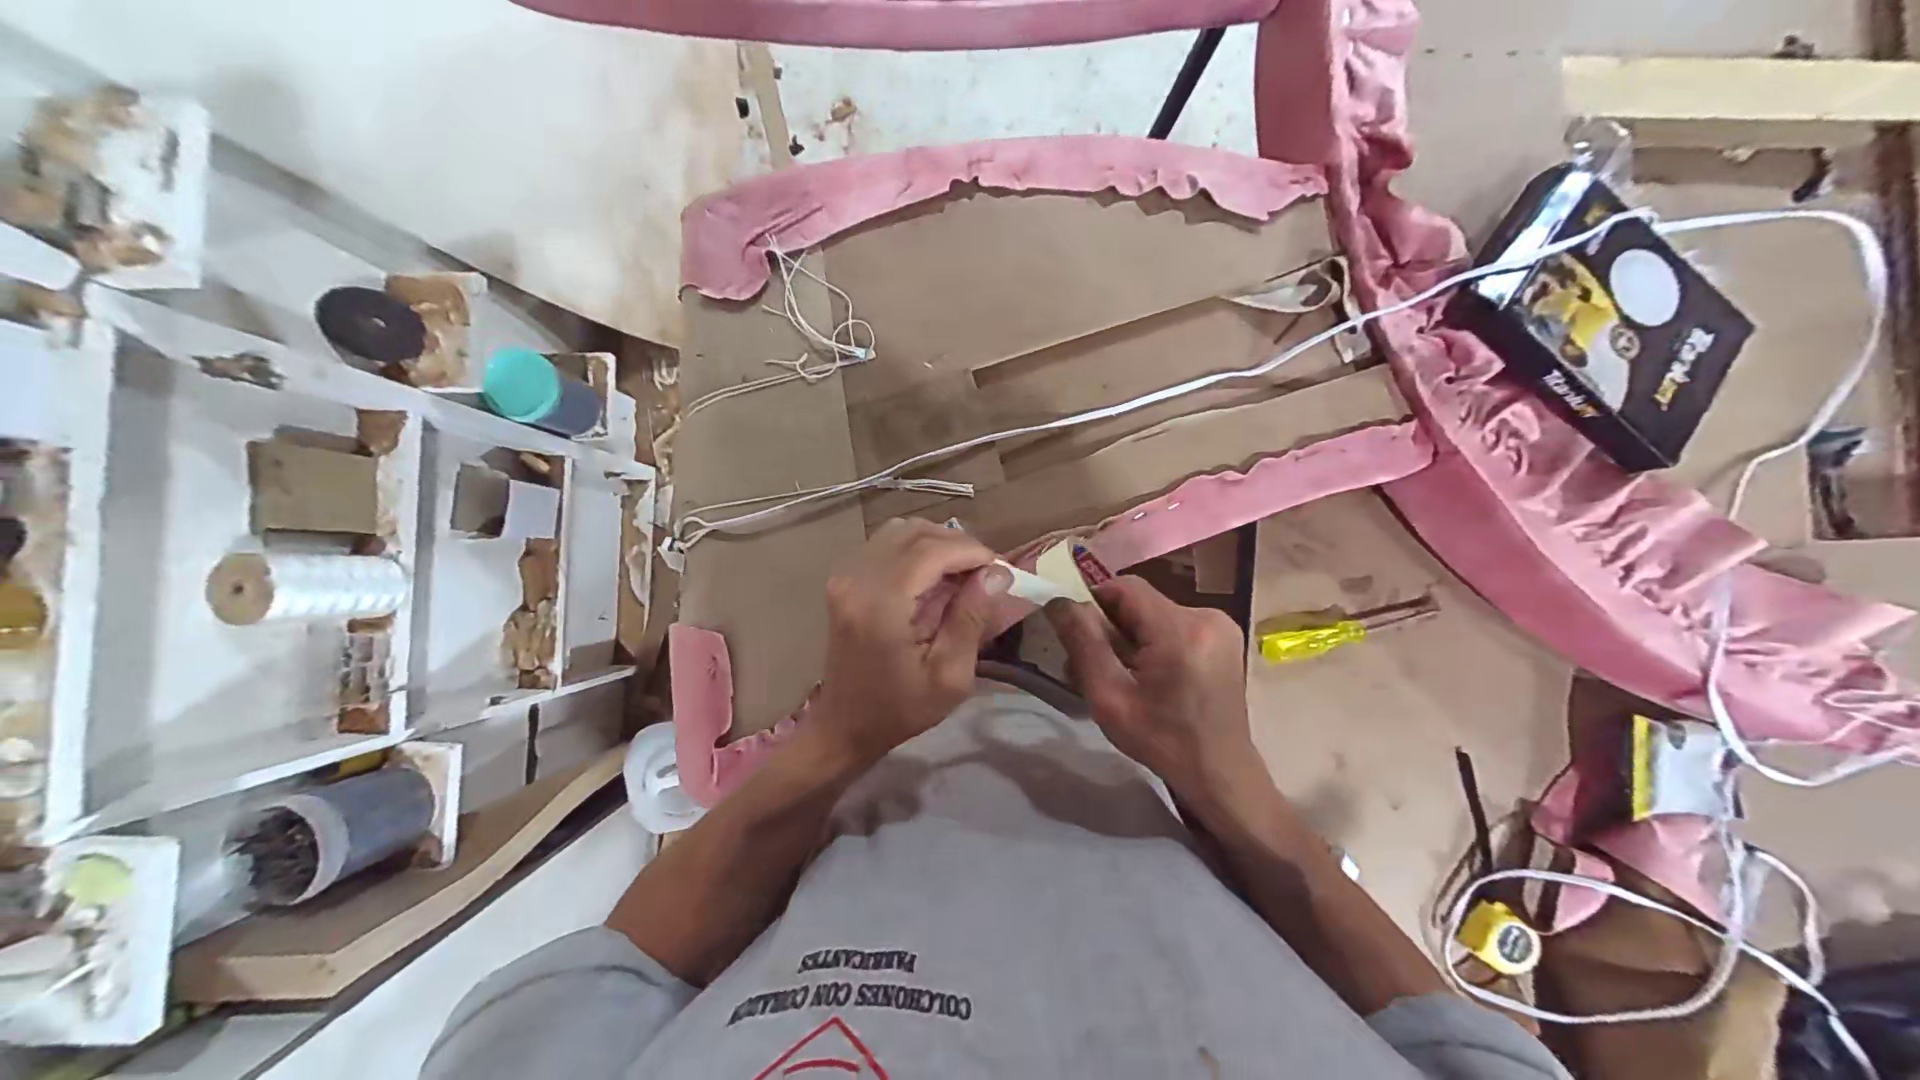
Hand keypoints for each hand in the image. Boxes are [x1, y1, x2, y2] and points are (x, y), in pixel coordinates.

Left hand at [813, 519, 1008, 766]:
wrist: (844, 726)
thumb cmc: (900, 709)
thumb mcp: (949, 676)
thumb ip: (971, 619)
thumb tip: (997, 573)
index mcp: (880, 604)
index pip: (932, 550)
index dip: (972, 551)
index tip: (1001, 569)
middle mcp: (857, 578)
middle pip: (916, 532)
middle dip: (958, 544)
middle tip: (986, 572)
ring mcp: (845, 575)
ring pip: (900, 531)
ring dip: (937, 544)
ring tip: (963, 573)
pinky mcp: (843, 579)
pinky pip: (885, 544)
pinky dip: (916, 550)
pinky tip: (934, 577)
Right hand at [1045, 576, 1259, 798]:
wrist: (1219, 772)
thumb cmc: (1161, 740)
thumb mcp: (1109, 697)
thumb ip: (1083, 643)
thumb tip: (1059, 601)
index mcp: (1180, 630)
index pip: (1124, 587)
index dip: (1093, 602)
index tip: (1077, 634)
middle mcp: (1206, 616)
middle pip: (1139, 602)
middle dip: (1111, 627)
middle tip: (1093, 665)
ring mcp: (1220, 625)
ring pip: (1154, 613)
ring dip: (1131, 637)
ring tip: (1122, 676)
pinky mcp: (1223, 637)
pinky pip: (1173, 624)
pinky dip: (1153, 642)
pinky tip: (1150, 676)